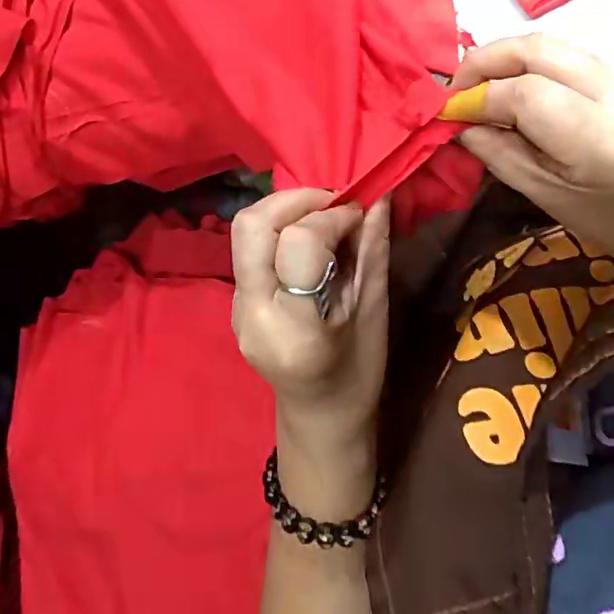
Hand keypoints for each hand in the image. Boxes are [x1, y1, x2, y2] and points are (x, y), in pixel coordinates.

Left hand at [230, 190, 389, 455]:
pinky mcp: (235, 299)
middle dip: (295, 199)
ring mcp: (237, 307)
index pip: (297, 243)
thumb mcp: (374, 313)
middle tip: (334, 204)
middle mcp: (252, 313)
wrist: (320, 418)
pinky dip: (279, 227)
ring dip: (284, 208)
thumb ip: (372, 251)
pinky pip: (248, 246)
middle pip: (252, 225)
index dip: (331, 217)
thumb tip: (378, 195)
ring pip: (244, 229)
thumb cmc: (358, 375)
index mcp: (292, 329)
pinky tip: (309, 239)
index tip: (359, 215)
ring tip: (322, 217)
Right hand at [447, 35, 613, 270]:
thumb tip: (455, 119)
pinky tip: (511, 85)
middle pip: (539, 50)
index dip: (478, 96)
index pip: (526, 94)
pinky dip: (528, 64)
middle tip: (455, 87)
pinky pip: (567, 56)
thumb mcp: (544, 196)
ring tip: (477, 84)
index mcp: (606, 144)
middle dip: (485, 59)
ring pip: (553, 45)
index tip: (448, 112)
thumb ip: (497, 152)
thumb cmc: (610, 223)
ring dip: (504, 58)